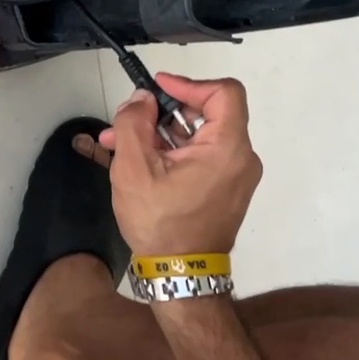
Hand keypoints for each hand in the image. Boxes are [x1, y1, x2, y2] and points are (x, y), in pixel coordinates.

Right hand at [100, 74, 262, 255]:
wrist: (180, 276)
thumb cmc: (160, 221)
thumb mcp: (134, 168)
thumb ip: (133, 123)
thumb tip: (141, 99)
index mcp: (228, 148)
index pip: (223, 93)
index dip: (189, 83)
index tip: (156, 87)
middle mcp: (240, 158)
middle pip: (207, 113)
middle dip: (161, 111)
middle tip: (127, 117)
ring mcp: (233, 176)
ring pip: (197, 136)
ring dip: (159, 132)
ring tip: (118, 141)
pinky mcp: (223, 189)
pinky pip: (199, 156)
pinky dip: (170, 151)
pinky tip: (136, 159)